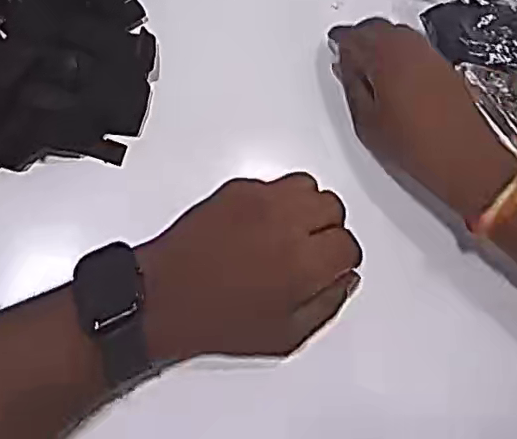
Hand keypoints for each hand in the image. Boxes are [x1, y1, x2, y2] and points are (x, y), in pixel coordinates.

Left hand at [135, 173, 360, 361]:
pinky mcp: (235, 187)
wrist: (169, 292)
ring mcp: (258, 199)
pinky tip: (264, 223)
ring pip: (306, 184)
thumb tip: (343, 279)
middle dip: (329, 227)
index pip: (347, 243)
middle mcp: (283, 222)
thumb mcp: (286, 334)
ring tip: (292, 230)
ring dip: (306, 206)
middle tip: (315, 247)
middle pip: (332, 205)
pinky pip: (271, 182)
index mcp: (302, 262)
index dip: (342, 258)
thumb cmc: (217, 316)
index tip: (333, 265)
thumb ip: (325, 304)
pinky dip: (276, 199)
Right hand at [329, 19, 515, 219]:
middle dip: (358, 38)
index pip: (351, 36)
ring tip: (368, 67)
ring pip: (395, 33)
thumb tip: (344, 66)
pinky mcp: (445, 65)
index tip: (334, 52)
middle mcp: (408, 46)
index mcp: (384, 54)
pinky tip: (393, 73)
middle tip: (346, 57)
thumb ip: (351, 85)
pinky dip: (398, 51)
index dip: (339, 44)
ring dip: (379, 43)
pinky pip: (412, 45)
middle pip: (375, 28)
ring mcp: (429, 53)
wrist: (472, 164)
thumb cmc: (418, 146)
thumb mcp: (367, 121)